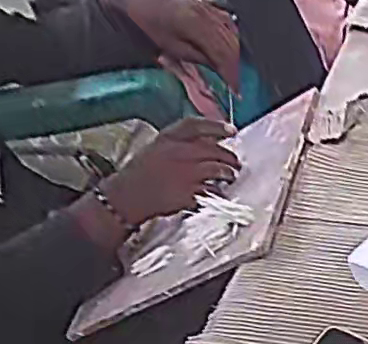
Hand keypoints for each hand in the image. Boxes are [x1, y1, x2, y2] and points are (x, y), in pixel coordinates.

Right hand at [97, 115, 239, 223]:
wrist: (131, 194)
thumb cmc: (144, 171)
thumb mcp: (158, 148)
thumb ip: (180, 143)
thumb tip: (206, 143)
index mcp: (168, 138)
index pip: (196, 126)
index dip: (217, 127)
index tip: (232, 130)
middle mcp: (178, 153)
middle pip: (213, 150)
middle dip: (229, 156)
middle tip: (236, 162)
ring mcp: (186, 174)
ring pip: (217, 170)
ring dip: (229, 173)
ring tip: (231, 176)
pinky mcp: (190, 194)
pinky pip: (213, 191)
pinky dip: (219, 192)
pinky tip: (220, 192)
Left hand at [112, 0, 241, 87]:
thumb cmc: (147, 20)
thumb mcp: (172, 47)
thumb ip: (199, 58)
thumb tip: (218, 68)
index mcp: (198, 26)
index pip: (224, 56)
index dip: (232, 76)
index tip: (236, 92)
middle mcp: (205, 13)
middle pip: (231, 45)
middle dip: (235, 66)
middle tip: (234, 82)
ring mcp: (205, 4)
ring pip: (231, 31)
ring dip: (234, 52)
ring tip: (231, 67)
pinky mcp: (202, 0)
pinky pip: (224, 17)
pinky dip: (230, 33)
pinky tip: (228, 42)